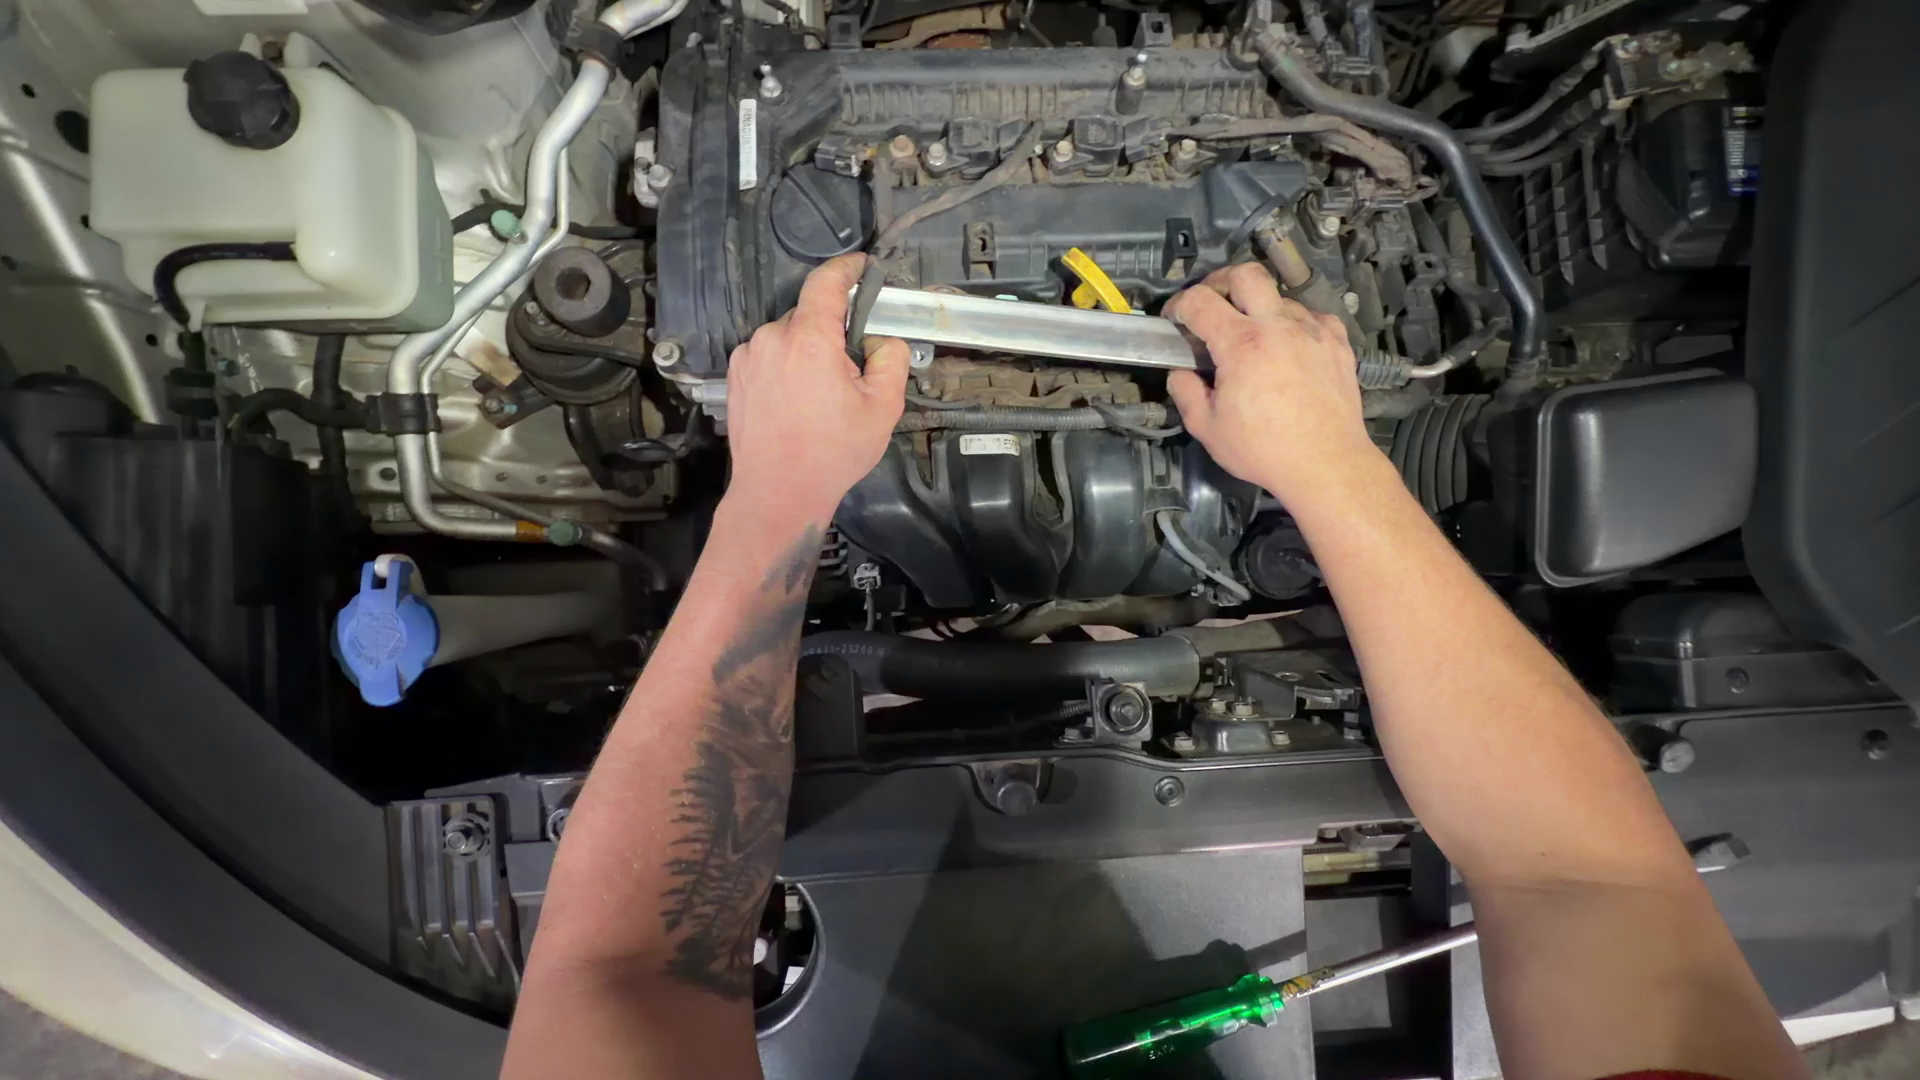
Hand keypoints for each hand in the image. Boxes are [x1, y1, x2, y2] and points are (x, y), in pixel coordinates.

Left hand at [724, 254, 909, 522]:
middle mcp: (772, 338)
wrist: (778, 491)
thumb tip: (881, 341)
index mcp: (809, 339)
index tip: (862, 266)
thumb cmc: (833, 452)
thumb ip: (891, 359)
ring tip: (820, 398)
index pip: (826, 282)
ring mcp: (748, 357)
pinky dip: (786, 368)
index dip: (847, 268)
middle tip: (850, 374)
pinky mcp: (736, 376)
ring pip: (788, 338)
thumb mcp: (883, 408)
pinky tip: (796, 403)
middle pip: (810, 317)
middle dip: (832, 335)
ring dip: (807, 353)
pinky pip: (769, 357)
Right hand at [1165, 263, 1377, 509]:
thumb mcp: (1207, 428)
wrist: (1325, 463)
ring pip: (1278, 296)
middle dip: (1219, 281)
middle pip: (1246, 274)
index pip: (1200, 302)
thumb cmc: (1264, 450)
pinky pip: (1310, 316)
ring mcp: (1312, 330)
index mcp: (1242, 345)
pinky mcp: (1336, 342)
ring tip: (1249, 335)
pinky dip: (1291, 323)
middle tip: (1210, 302)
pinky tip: (1285, 345)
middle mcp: (1279, 326)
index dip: (1179, 304)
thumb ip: (1186, 392)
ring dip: (1257, 307)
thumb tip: (1181, 372)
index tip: (1173, 318)